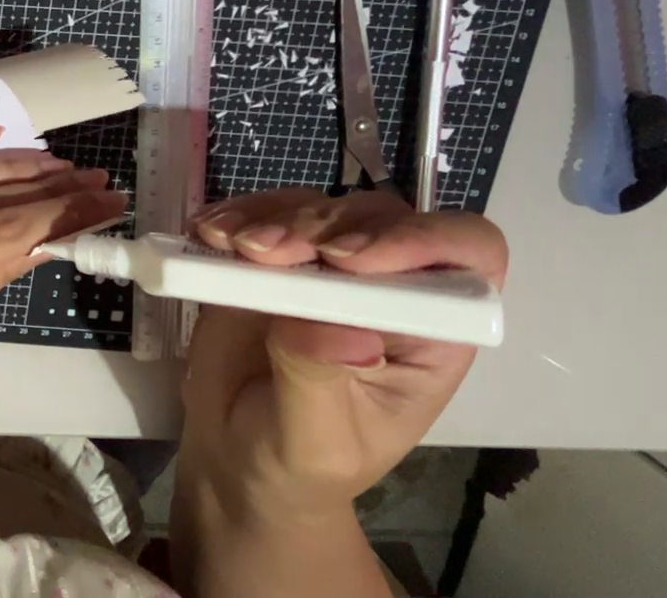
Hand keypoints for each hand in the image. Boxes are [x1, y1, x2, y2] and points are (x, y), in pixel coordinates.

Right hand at [177, 189, 509, 522]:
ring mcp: (317, 270)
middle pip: (375, 217)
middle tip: (259, 252)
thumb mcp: (317, 439)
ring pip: (311, 207)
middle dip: (316, 225)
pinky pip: (256, 216)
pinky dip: (228, 215)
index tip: (343, 259)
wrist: (237, 454)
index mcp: (428, 331)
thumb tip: (339, 325)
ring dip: (265, 214)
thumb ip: (321, 379)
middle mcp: (382, 288)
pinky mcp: (262, 262)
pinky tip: (203, 232)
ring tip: (220, 242)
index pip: (463, 257)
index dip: (418, 239)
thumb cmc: (298, 460)